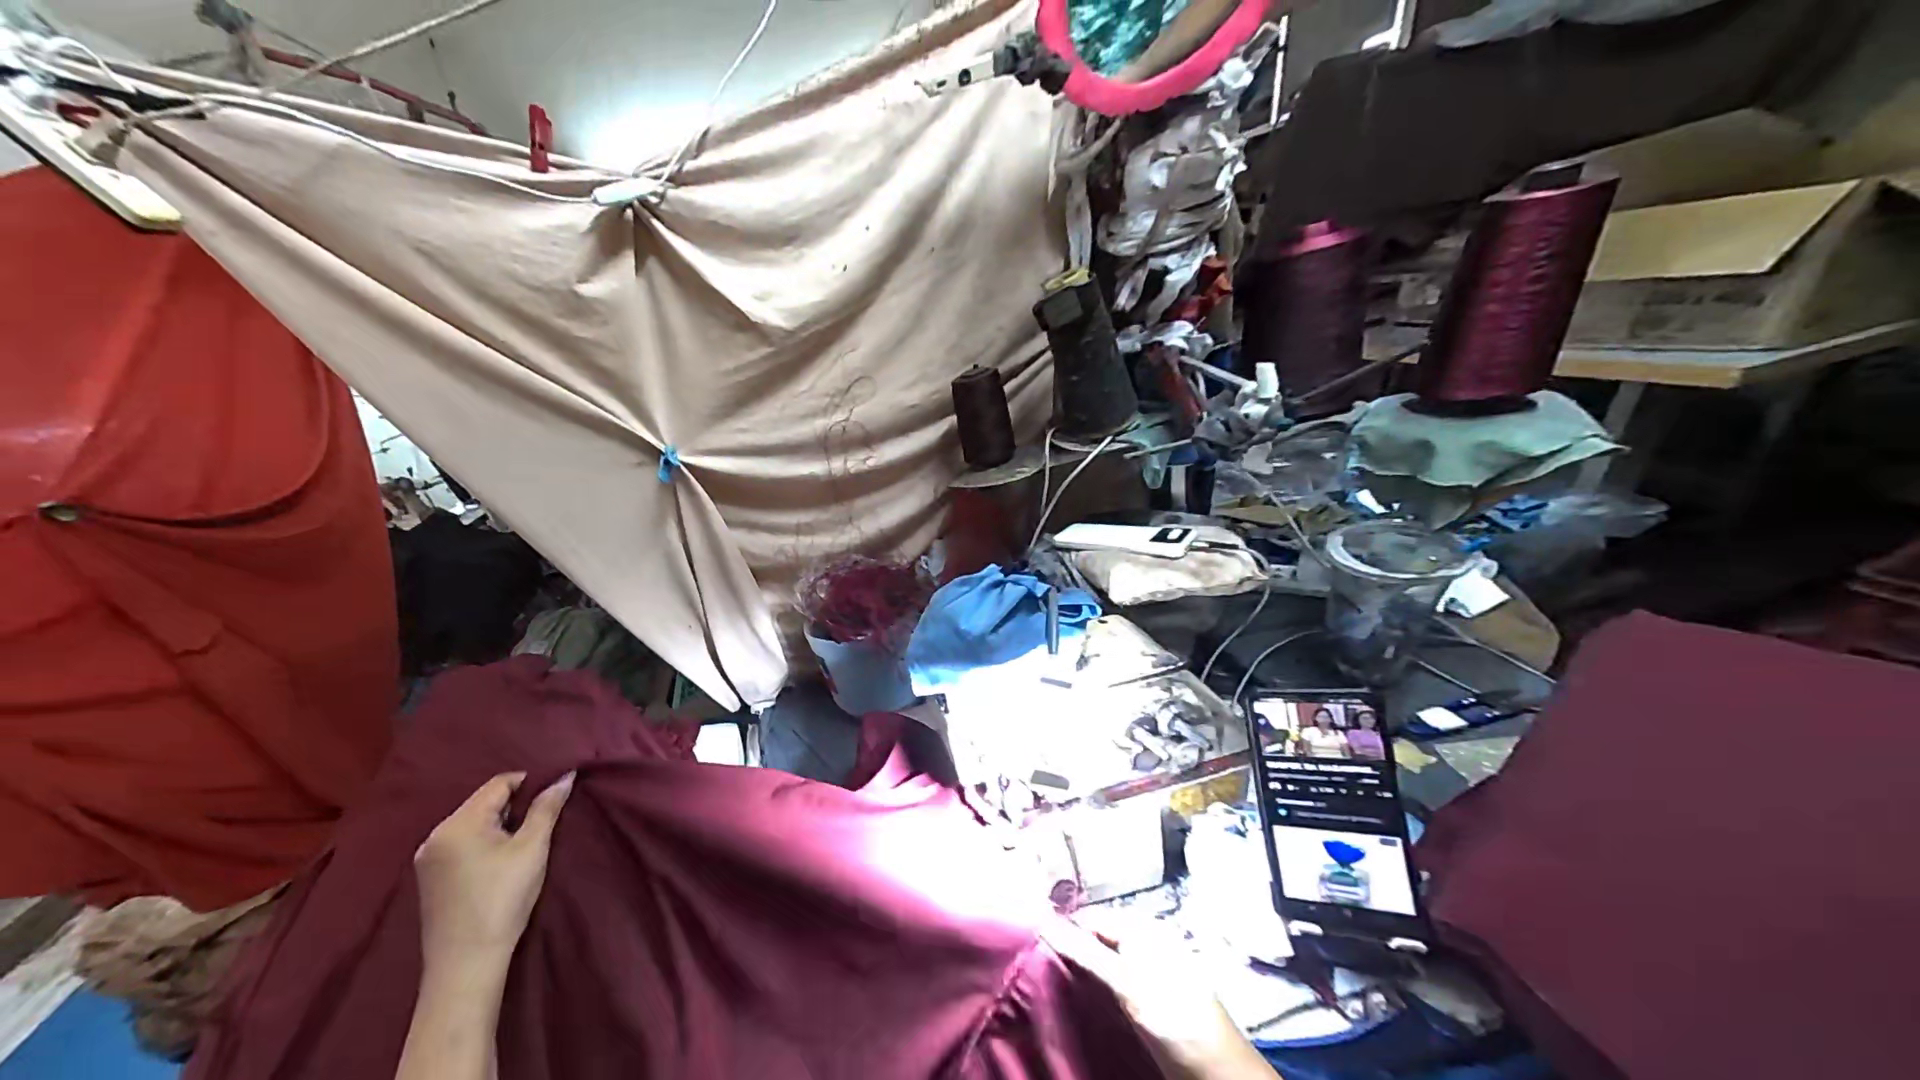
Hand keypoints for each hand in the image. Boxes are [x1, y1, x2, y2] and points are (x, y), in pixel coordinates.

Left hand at [413, 771, 574, 978]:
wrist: (466, 962)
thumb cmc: (503, 898)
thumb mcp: (532, 848)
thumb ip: (547, 808)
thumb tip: (565, 776)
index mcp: (458, 823)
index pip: (499, 783)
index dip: (530, 783)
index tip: (554, 796)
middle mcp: (436, 835)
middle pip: (484, 802)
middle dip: (515, 805)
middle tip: (543, 820)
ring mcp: (428, 858)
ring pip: (473, 823)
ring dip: (501, 824)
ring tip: (525, 841)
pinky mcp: (430, 878)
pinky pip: (462, 843)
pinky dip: (484, 842)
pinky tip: (501, 861)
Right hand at [1044, 920, 1272, 1079]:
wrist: (1219, 1075)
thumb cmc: (1175, 1021)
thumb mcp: (1128, 984)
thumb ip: (1087, 953)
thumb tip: (1044, 922)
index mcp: (1144, 929)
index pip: (1092, 917)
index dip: (1063, 925)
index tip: (1031, 940)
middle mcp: (1145, 942)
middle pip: (1097, 936)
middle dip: (1069, 945)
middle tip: (1035, 963)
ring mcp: (1147, 971)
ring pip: (1102, 959)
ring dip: (1079, 967)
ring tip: (1048, 980)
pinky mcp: (1147, 999)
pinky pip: (1111, 981)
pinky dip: (1092, 986)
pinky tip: (1077, 999)